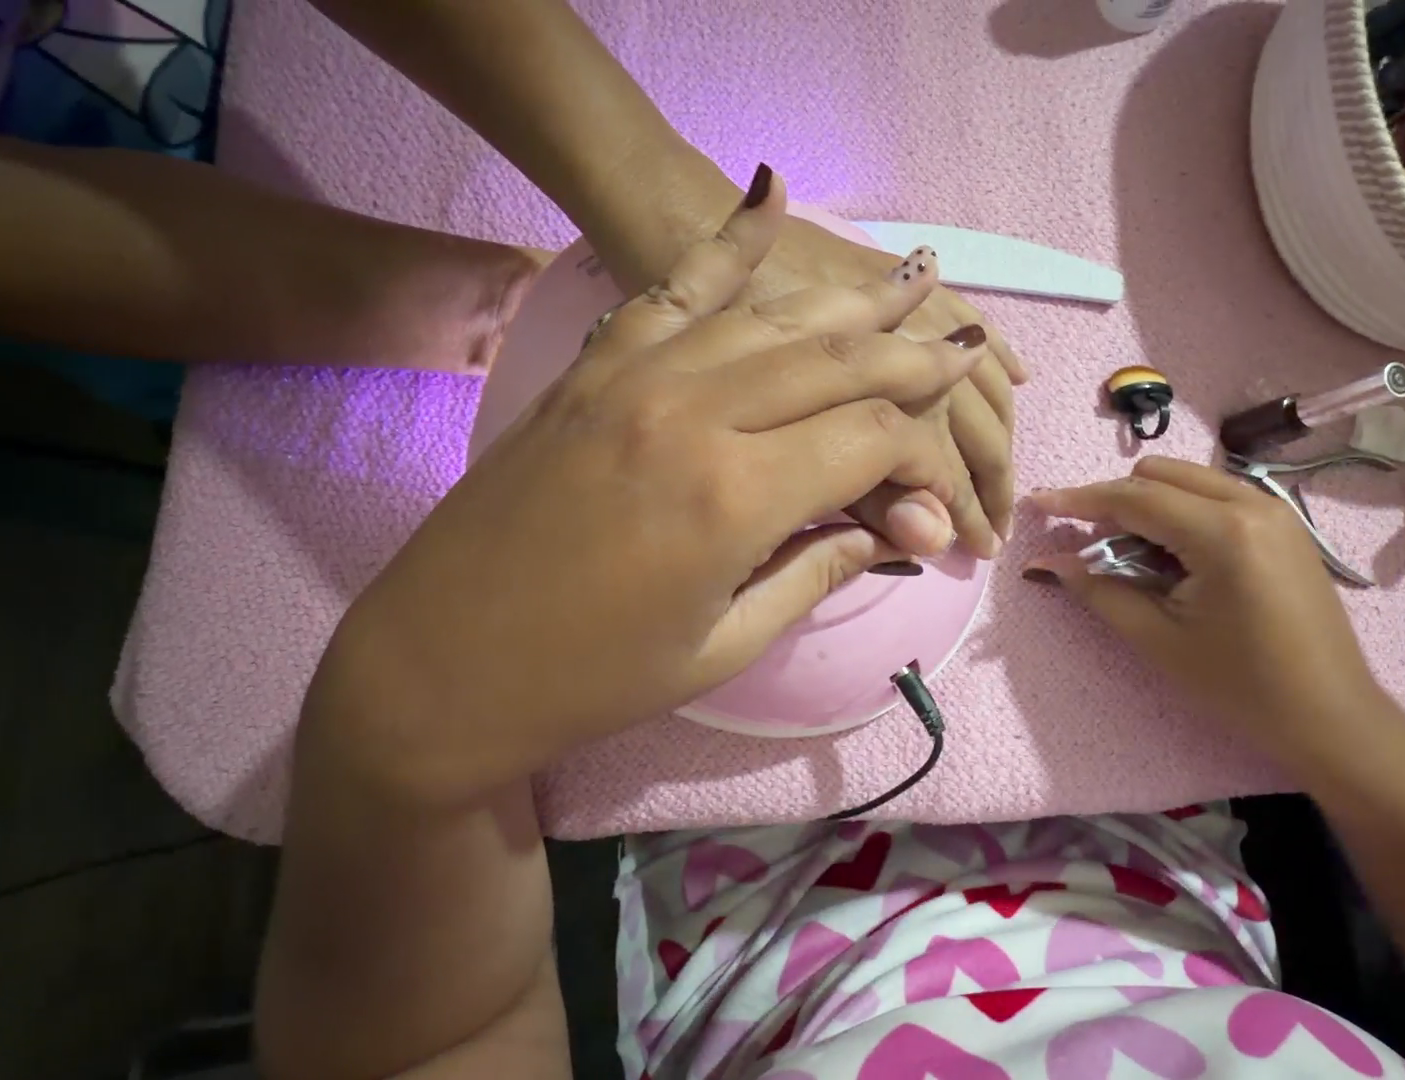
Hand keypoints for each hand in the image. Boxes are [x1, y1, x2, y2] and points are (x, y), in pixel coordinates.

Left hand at [305, 172, 986, 803]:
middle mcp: (695, 414)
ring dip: (851, 301)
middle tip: (965, 351)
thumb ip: (821, 568)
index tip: (942, 501)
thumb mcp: (725, 644)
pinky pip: (676, 290)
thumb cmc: (592, 679)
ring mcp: (637, 378)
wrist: (439, 665)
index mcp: (735, 497)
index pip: (872, 440)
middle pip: (837, 362)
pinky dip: (729, 242)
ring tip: (915, 283)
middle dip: (913, 359)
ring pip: (774, 317)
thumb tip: (909, 530)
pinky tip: (772, 195)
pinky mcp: (595, 369)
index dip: (925, 462)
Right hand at [1022, 456, 1390, 757]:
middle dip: (1116, 502)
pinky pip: (1215, 496)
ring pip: (1188, 480)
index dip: (1079, 500)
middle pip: (1159, 474)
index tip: (1038, 502)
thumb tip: (1048, 561)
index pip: (1134, 498)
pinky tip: (1176, 559)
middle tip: (1094, 548)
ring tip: (1135, 557)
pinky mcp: (1284, 524)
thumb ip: (1100, 590)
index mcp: (1223, 533)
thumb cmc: (1241, 686)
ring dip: (1149, 506)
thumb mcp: (1160, 640)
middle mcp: (1252, 504)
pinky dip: (1182, 513)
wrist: (1331, 716)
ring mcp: (1275, 510)